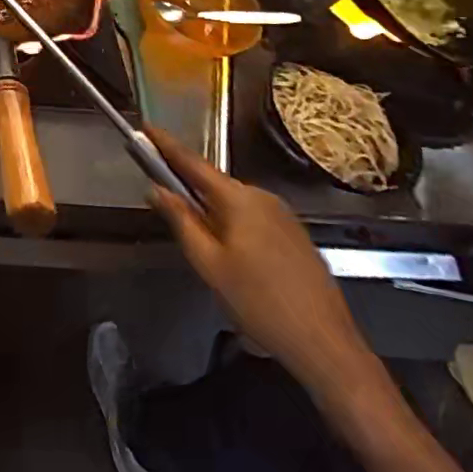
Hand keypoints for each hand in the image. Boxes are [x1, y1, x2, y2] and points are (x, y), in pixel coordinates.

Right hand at [146, 128, 363, 380]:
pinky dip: (234, 228)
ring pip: (234, 205)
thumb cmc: (259, 302)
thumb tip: (157, 189)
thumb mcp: (209, 263)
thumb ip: (181, 220)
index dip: (166, 145)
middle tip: (166, 209)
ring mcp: (283, 215)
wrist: (325, 344)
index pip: (193, 163)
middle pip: (214, 186)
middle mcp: (262, 197)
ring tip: (205, 252)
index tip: (147, 128)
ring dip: (213, 216)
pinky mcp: (294, 235)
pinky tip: (236, 262)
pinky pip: (253, 219)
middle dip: (190, 193)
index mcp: (238, 199)